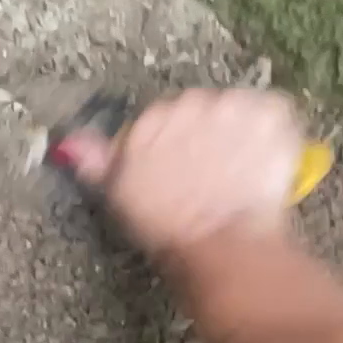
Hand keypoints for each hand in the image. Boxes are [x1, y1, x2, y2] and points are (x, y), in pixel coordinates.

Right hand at [57, 88, 304, 257]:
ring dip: (230, 134)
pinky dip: (262, 135)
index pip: (153, 121)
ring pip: (229, 111)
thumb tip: (70, 143)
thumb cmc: (165, 227)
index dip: (160, 149)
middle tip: (197, 177)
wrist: (220, 239)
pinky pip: (267, 113)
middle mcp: (188, 103)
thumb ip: (96, 162)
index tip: (166, 174)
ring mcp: (233, 105)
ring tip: (226, 173)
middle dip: (197, 137)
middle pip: (193, 111)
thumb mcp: (120, 195)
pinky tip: (250, 164)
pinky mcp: (271, 111)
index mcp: (147, 124)